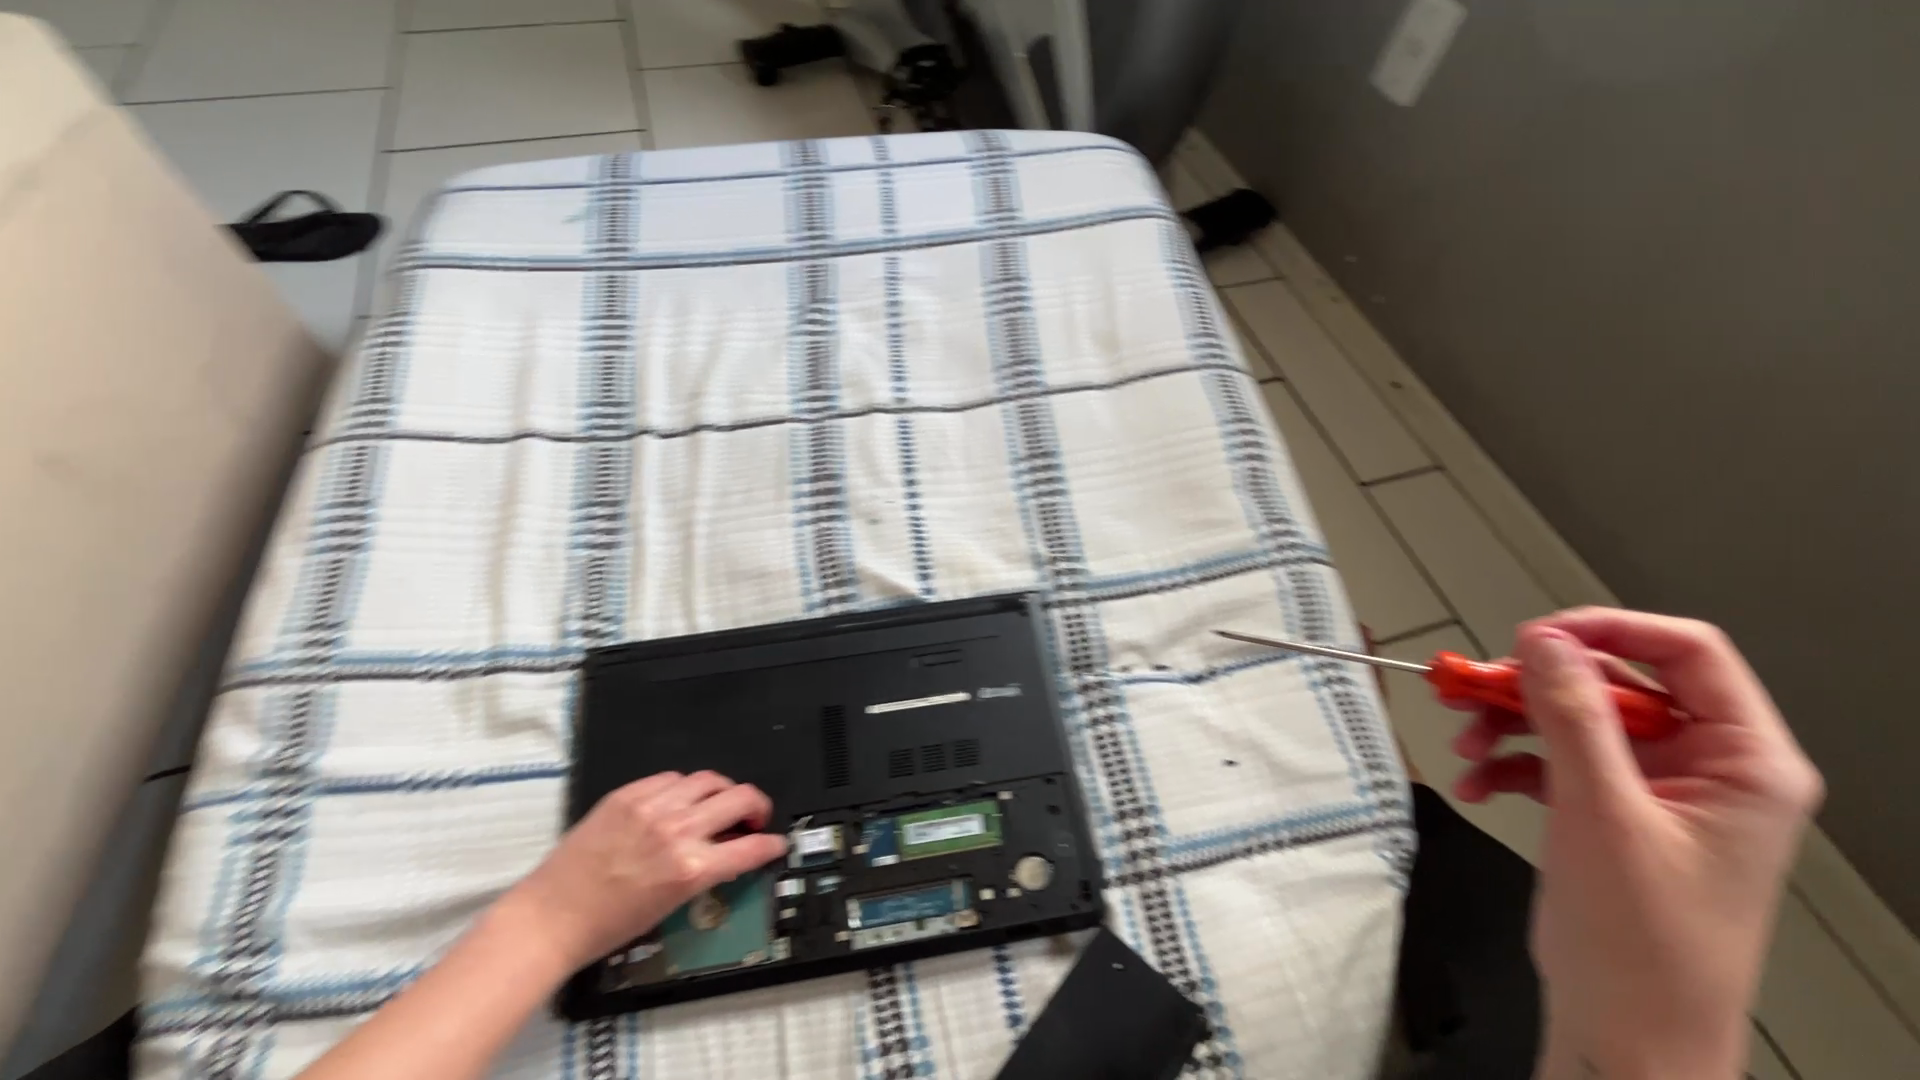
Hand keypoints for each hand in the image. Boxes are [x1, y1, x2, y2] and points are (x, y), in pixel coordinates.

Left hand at [498, 771, 787, 972]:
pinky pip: (671, 778)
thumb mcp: (671, 904)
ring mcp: (652, 807)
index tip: (776, 843)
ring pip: (709, 780)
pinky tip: (680, 801)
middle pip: (741, 798)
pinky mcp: (628, 795)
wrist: (550, 918)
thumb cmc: (608, 925)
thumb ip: (704, 870)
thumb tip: (728, 850)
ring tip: (718, 803)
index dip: (771, 844)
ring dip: (723, 791)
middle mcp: (678, 832)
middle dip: (758, 807)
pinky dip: (685, 787)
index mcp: (691, 868)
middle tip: (754, 817)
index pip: (751, 846)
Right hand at [1447, 609, 1822, 1078]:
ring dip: (1510, 726)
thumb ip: (1573, 716)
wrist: (1626, 1029)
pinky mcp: (1611, 810)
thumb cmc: (1642, 940)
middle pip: (1613, 685)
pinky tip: (1476, 784)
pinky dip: (1509, 765)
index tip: (1531, 638)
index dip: (1608, 631)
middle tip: (1470, 692)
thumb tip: (1543, 639)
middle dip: (1534, 689)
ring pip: (1574, 719)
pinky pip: (1555, 760)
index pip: (1687, 654)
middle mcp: (1706, 766)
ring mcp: (1655, 789)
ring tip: (1465, 745)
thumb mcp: (1601, 814)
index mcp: (1745, 762)